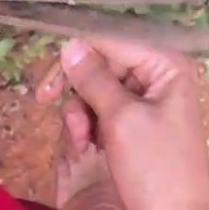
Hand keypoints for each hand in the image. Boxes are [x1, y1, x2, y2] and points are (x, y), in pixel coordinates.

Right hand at [57, 37, 208, 209]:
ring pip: (100, 92)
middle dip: (81, 96)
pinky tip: (88, 148)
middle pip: (104, 67)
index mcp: (164, 63)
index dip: (76, 59)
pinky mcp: (138, 123)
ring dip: (84, 116)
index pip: (112, 42)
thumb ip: (95, 81)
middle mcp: (158, 74)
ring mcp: (149, 99)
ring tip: (84, 144)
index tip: (44, 89)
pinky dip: (92, 128)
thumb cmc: (156, 167)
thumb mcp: (121, 120)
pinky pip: (106, 112)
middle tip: (72, 129)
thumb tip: (71, 44)